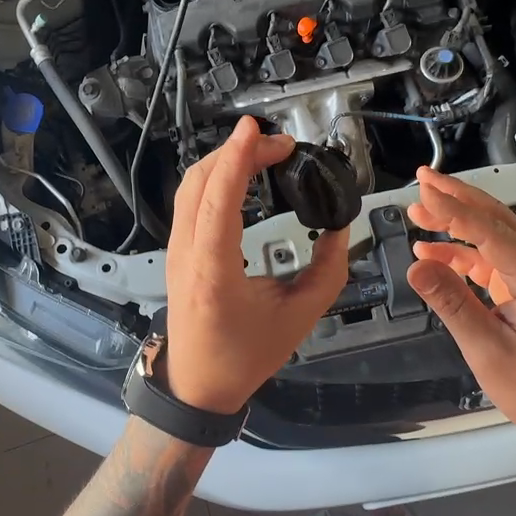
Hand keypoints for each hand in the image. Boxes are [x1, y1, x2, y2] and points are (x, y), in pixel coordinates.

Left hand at [161, 117, 349, 415]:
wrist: (197, 386)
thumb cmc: (246, 355)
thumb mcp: (300, 316)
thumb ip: (328, 268)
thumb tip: (339, 226)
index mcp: (214, 270)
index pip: (218, 200)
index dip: (236, 159)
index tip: (254, 130)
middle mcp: (187, 251)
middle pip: (200, 181)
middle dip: (238, 152)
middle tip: (281, 147)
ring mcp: (176, 249)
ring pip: (191, 187)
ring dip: (224, 162)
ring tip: (264, 154)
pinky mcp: (178, 249)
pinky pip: (190, 200)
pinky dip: (216, 178)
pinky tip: (241, 176)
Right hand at [405, 168, 515, 457]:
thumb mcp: (486, 349)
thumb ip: (451, 303)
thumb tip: (415, 265)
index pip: (491, 232)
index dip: (455, 211)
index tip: (423, 193)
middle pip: (496, 220)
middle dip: (458, 197)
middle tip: (422, 178)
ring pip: (492, 234)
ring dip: (456, 221)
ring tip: (417, 209)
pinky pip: (490, 259)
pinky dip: (460, 251)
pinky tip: (430, 250)